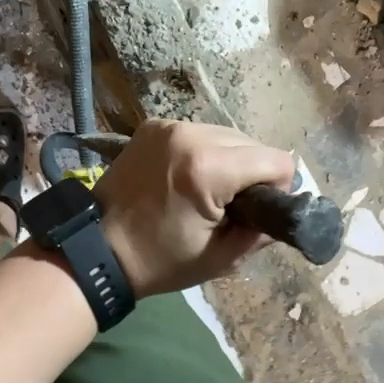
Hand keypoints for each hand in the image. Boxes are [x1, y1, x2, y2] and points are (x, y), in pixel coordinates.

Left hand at [90, 119, 295, 298]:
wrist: (99, 245)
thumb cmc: (162, 258)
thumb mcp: (221, 256)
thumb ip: (260, 230)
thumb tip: (284, 209)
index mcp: (208, 167)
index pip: (275, 160)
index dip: (279, 187)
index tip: (262, 210)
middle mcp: (190, 134)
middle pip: (250, 143)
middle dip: (253, 172)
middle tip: (236, 205)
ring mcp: (169, 124)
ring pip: (225, 134)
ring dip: (229, 158)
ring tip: (211, 190)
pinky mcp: (153, 123)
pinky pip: (197, 131)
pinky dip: (203, 150)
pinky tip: (189, 175)